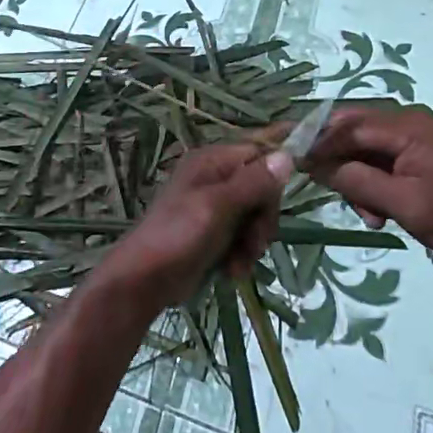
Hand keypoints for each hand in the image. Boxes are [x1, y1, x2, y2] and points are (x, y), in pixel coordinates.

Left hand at [105, 142, 292, 308]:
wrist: (145, 280)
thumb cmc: (178, 235)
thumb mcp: (218, 206)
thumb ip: (253, 182)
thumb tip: (287, 156)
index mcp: (211, 161)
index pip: (259, 152)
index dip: (276, 174)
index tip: (287, 196)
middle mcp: (215, 177)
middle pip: (262, 187)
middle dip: (263, 218)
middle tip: (255, 242)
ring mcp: (215, 205)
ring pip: (256, 215)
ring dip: (253, 242)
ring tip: (239, 262)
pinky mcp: (215, 231)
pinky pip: (243, 235)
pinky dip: (242, 253)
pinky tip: (232, 270)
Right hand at [304, 105, 432, 267]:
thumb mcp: (404, 204)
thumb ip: (356, 181)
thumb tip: (311, 162)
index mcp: (410, 127)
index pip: (347, 124)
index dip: (316, 141)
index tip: (291, 161)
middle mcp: (412, 122)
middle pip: (355, 133)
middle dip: (339, 164)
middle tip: (335, 197)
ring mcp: (421, 137)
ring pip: (368, 150)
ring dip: (359, 180)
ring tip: (371, 216)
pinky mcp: (426, 153)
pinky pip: (386, 160)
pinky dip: (376, 183)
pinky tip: (383, 211)